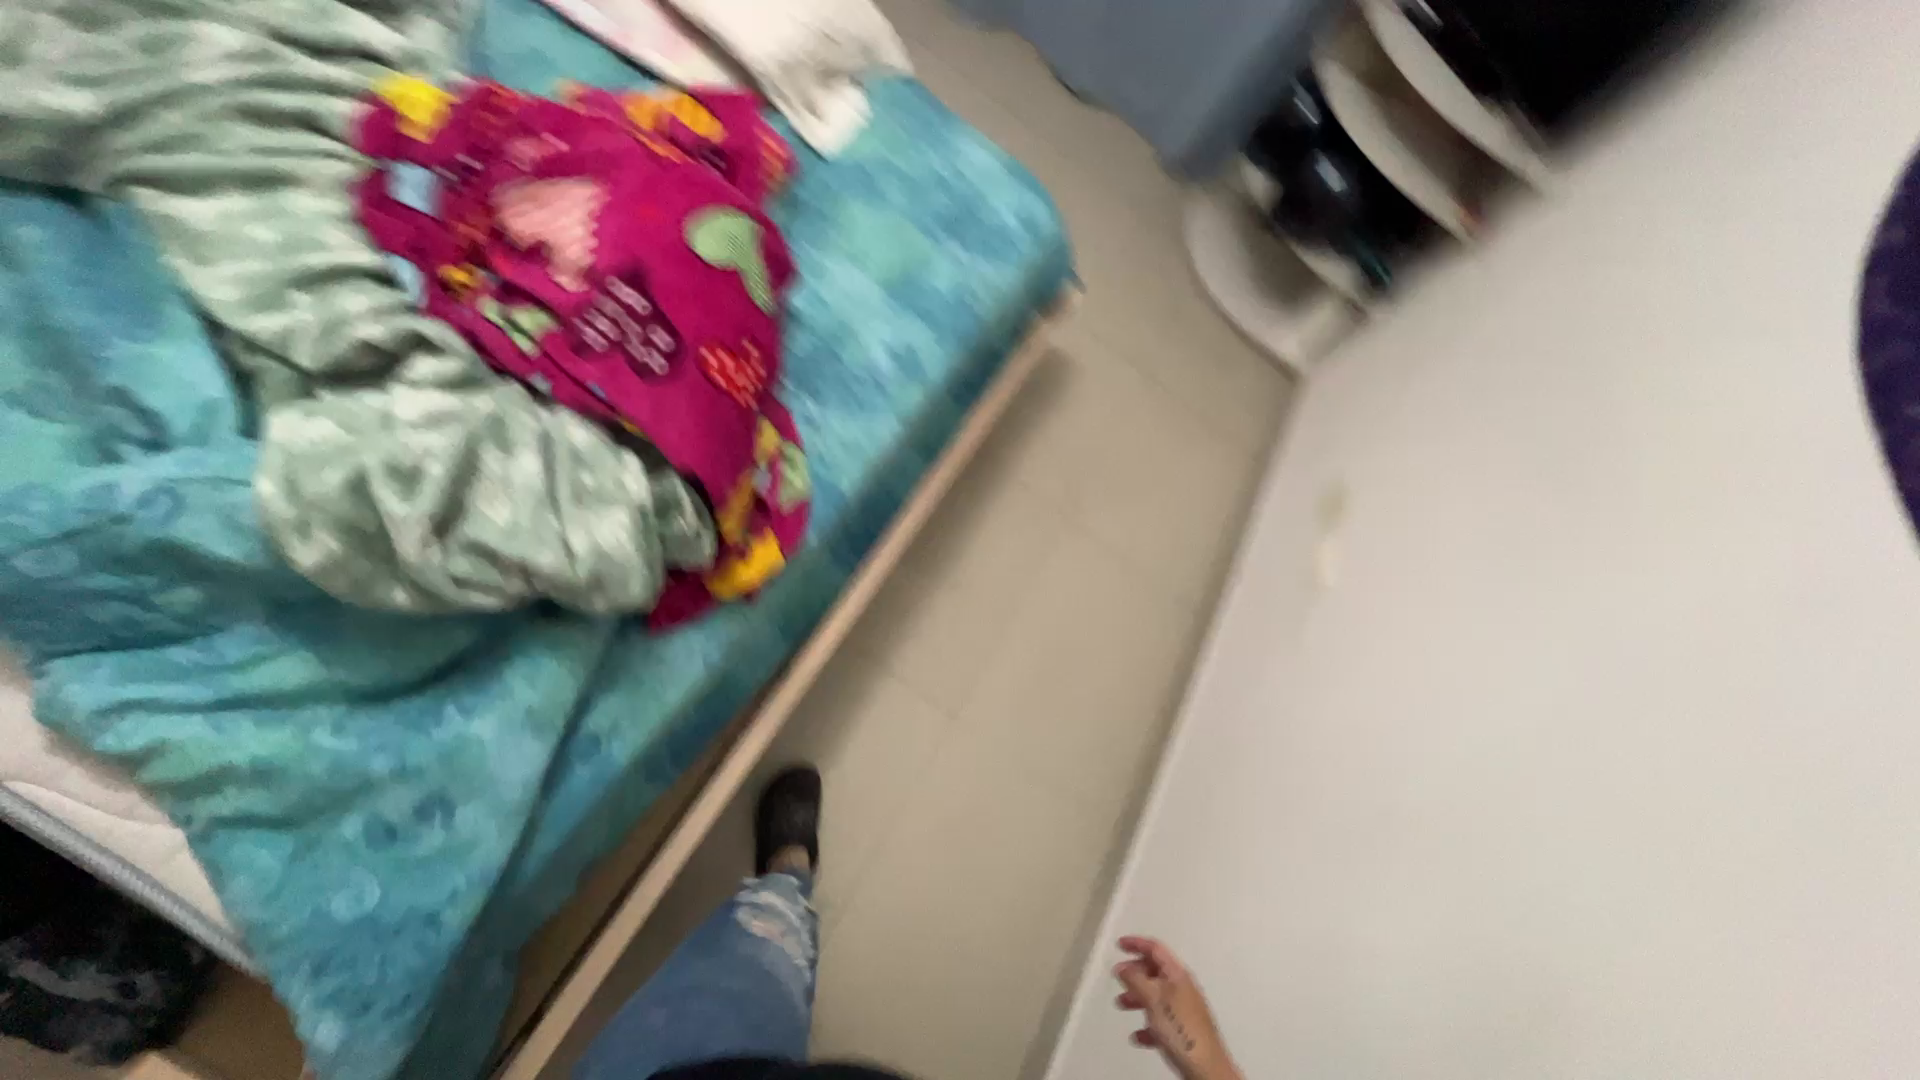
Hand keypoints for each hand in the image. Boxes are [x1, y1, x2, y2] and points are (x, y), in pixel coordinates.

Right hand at [1111, 936, 1240, 1079]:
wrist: (1206, 1067)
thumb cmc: (1181, 1028)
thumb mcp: (1152, 999)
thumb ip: (1135, 979)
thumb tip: (1124, 967)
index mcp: (1177, 974)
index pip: (1155, 948)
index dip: (1136, 943)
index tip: (1120, 944)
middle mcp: (1183, 987)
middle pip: (1156, 971)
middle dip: (1135, 973)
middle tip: (1119, 976)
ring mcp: (1186, 1009)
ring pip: (1157, 995)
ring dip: (1138, 997)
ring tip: (1122, 1004)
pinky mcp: (1186, 1029)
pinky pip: (1162, 1019)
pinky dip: (1148, 1023)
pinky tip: (1139, 1035)